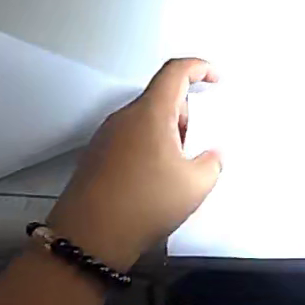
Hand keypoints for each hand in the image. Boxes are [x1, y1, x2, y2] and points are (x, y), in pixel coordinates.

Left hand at [46, 58, 221, 269]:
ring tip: (179, 169)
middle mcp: (125, 118)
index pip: (175, 72)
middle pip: (161, 98)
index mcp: (151, 114)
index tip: (214, 76)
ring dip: (168, 134)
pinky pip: (131, 139)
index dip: (199, 68)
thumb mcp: (196, 185)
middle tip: (199, 142)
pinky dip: (150, 149)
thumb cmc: (142, 205)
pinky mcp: (98, 156)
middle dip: (187, 114)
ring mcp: (107, 136)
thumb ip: (212, 162)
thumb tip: (212, 156)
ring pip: (146, 121)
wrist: (91, 236)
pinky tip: (157, 181)